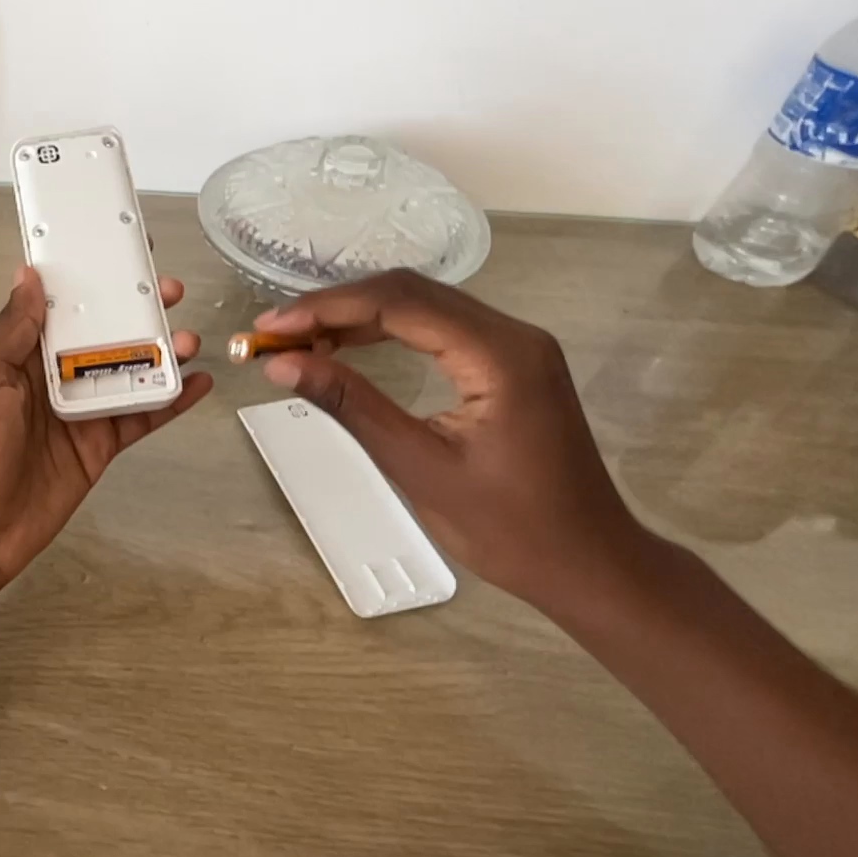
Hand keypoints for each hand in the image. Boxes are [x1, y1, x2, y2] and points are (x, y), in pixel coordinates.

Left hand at [0, 267, 213, 591]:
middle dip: (136, 311)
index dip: (90, 283)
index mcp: (19, 355)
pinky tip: (198, 384)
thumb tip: (29, 277)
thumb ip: (12, 330)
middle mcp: (52, 378)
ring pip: (128, 373)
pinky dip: (170, 402)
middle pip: (103, 335)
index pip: (61, 309)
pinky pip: (141, 418)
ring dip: (161, 353)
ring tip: (188, 337)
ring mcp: (79, 412)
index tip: (122, 256)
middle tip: (169, 291)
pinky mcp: (99, 446)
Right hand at [254, 270, 648, 606]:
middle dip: (334, 308)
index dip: (325, 309)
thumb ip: (350, 404)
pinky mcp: (507, 363)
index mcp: (498, 355)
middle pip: (408, 293)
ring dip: (355, 317)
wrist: (588, 563)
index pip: (397, 304)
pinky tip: (346, 349)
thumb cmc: (507, 527)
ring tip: (300, 342)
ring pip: (420, 306)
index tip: (269, 329)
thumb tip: (282, 365)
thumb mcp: (417, 465)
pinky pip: (435, 328)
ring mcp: (513, 346)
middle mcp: (511, 334)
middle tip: (275, 335)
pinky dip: (384, 333)